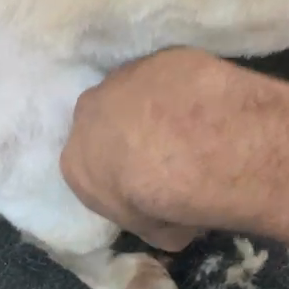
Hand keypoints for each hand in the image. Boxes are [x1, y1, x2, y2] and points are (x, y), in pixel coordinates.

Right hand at [63, 48, 288, 250]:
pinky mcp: (161, 57)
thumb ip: (157, 223)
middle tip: (170, 153)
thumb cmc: (161, 202)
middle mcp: (89, 114)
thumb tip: (176, 227)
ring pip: (139, 92)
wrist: (185, 149)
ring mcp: (123, 78)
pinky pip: (174, 75)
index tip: (149, 187)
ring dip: (161, 107)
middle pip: (108, 123)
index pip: (93, 171)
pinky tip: (212, 105)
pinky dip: (190, 88)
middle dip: (133, 135)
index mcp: (76, 163)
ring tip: (196, 128)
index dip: (122, 179)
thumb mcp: (158, 232)